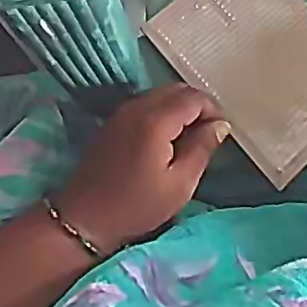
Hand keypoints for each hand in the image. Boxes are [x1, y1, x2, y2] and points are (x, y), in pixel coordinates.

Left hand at [53, 84, 229, 252]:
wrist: (85, 218)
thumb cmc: (136, 206)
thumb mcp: (180, 184)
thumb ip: (202, 148)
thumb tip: (220, 125)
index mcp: (156, 119)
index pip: (194, 98)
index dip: (213, 110)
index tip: (221, 133)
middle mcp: (138, 106)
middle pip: (177, 89)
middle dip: (198, 106)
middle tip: (208, 134)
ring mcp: (123, 111)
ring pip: (161, 94)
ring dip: (180, 108)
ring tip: (189, 139)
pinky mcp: (114, 120)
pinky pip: (147, 103)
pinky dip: (163, 112)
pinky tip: (167, 139)